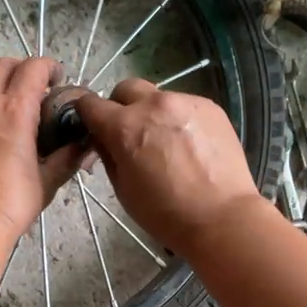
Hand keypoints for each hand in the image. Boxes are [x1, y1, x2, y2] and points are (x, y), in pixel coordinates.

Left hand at [0, 57, 86, 235]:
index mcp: (14, 111)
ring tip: (15, 112)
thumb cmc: (12, 203)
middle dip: (21, 69)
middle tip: (36, 90)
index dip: (49, 67)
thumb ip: (67, 157)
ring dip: (1, 88)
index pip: (33, 68)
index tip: (57, 79)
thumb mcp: (47, 180)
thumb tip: (82, 146)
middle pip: (2, 66)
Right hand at [75, 79, 263, 251]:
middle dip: (119, 107)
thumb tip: (103, 139)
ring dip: (151, 114)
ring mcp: (185, 102)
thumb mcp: (123, 189)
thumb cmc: (164, 213)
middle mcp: (154, 104)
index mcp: (125, 127)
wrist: (220, 216)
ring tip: (164, 144)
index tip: (90, 125)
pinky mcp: (210, 106)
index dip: (86, 115)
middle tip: (127, 134)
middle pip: (125, 89)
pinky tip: (188, 147)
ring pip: (157, 97)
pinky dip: (177, 120)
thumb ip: (109, 156)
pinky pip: (183, 105)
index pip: (91, 105)